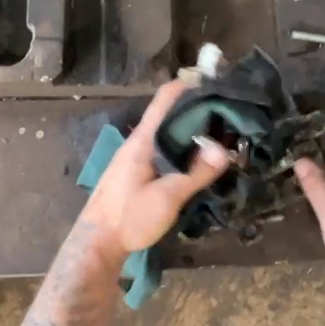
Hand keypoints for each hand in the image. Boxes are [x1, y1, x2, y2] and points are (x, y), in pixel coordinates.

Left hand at [80, 80, 229, 253]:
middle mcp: (138, 143)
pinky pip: (163, 150)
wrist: (96, 244)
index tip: (214, 82)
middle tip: (228, 114)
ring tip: (220, 136)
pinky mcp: (137, 173)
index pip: (165, 99)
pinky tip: (197, 161)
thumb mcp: (168, 197)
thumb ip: (196, 173)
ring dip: (190, 132)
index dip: (187, 86)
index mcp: (143, 140)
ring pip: (167, 134)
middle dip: (197, 111)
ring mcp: (136, 158)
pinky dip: (182, 148)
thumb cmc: (129, 217)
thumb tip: (224, 148)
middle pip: (169, 115)